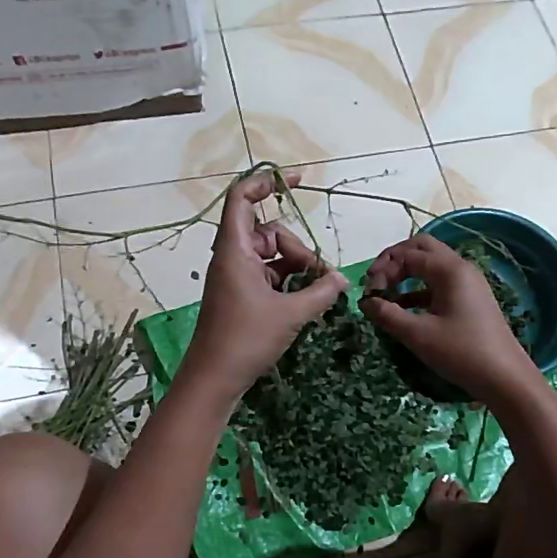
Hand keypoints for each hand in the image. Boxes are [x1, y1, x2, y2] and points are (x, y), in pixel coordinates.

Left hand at [179, 171, 348, 399]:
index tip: (297, 180)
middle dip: (297, 247)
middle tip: (319, 275)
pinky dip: (286, 282)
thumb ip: (320, 291)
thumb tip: (342, 279)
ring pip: (270, 256)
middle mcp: (231, 258)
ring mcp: (234, 278)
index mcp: (234, 250)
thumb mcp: (291, 313)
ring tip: (318, 291)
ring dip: (295, 267)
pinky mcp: (239, 296)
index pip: (242, 199)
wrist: (214, 378)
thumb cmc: (246, 340)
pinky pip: (266, 276)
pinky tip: (306, 300)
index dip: (266, 182)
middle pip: (268, 232)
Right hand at [359, 234, 532, 402]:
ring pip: (429, 265)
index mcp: (449, 271)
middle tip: (376, 282)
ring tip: (385, 296)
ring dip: (405, 274)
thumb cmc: (460, 352)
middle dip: (394, 262)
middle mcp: (460, 269)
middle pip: (421, 249)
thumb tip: (365, 302)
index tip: (368, 293)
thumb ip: (387, 314)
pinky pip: (437, 284)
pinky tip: (403, 308)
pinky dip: (417, 289)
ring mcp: (466, 284)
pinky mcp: (468, 300)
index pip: (407, 255)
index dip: (383, 270)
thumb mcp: (417, 334)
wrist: (504, 377)